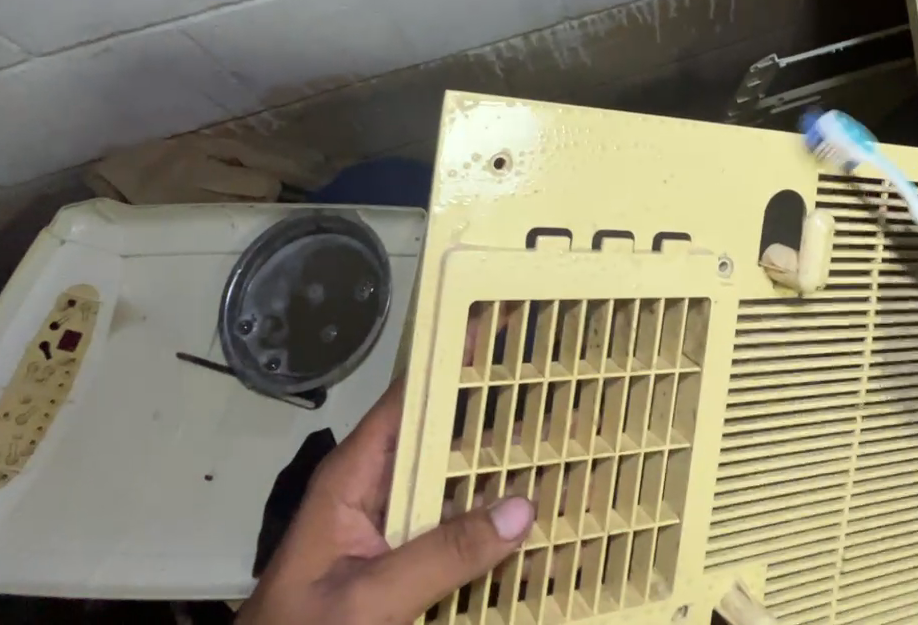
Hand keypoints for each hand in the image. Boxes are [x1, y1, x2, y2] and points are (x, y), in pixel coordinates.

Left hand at [239, 385, 533, 624]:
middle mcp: (378, 487)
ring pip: (455, 480)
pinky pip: (456, 526)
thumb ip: (439, 557)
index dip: (455, 356)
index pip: (412, 396)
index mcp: (355, 474)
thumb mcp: (365, 602)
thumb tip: (524, 507)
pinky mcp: (404, 559)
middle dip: (495, 407)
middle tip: (557, 379)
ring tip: (562, 438)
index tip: (500, 320)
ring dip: (501, 465)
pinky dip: (493, 518)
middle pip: (443, 432)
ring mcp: (392, 525)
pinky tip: (534, 514)